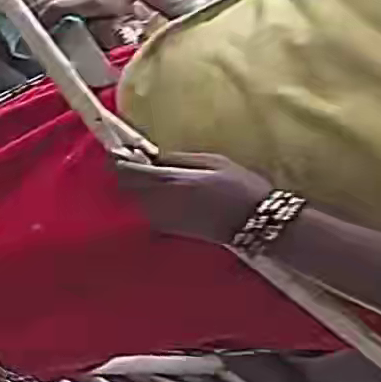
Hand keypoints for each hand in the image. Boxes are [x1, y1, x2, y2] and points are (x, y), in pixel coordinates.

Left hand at [113, 151, 269, 246]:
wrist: (262, 224)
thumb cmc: (242, 187)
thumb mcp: (214, 162)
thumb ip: (176, 158)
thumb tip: (150, 155)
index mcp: (169, 180)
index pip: (125, 169)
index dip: (118, 160)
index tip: (122, 154)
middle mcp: (157, 198)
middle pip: (123, 183)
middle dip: (126, 173)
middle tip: (140, 166)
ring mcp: (159, 215)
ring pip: (131, 197)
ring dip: (137, 187)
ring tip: (157, 182)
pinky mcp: (164, 227)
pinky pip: (144, 210)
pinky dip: (147, 201)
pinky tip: (166, 197)